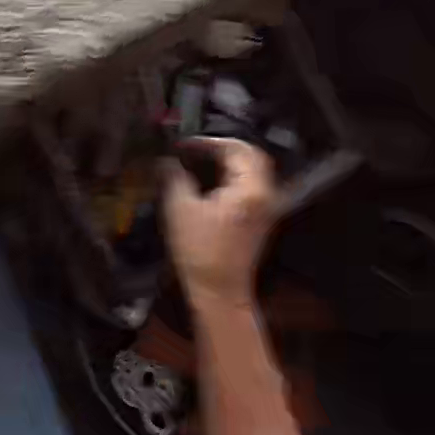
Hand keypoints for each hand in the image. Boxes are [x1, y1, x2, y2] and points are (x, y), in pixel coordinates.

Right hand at [161, 138, 277, 312]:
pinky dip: (233, 176)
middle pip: (251, 156)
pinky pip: (251, 185)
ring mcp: (267, 207)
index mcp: (251, 187)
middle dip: (222, 147)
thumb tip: (167, 159)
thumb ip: (175, 177)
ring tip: (199, 161)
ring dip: (229, 161)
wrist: (219, 292)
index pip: (236, 148)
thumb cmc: (199, 251)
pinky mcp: (260, 219)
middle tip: (193, 148)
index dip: (207, 142)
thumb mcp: (180, 210)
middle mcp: (266, 193)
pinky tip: (210, 181)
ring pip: (253, 170)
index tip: (182, 145)